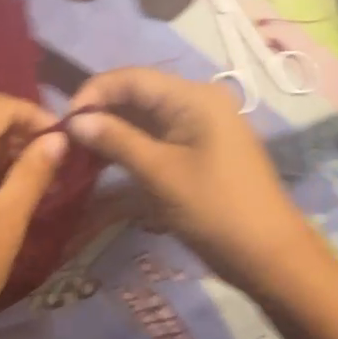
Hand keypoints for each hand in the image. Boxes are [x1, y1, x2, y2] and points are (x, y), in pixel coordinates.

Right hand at [68, 68, 319, 297]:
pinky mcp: (200, 151)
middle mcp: (198, 102)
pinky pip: (158, 138)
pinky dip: (131, 148)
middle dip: (100, 114)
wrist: (274, 261)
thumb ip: (116, 141)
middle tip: (67, 143)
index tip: (62, 123)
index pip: (130, 77)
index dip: (92, 94)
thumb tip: (74, 120)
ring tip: (81, 157)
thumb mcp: (160, 175)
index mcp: (193, 97)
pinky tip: (106, 167)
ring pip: (144, 118)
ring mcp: (201, 127)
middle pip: (136, 95)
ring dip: (113, 133)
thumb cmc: (217, 212)